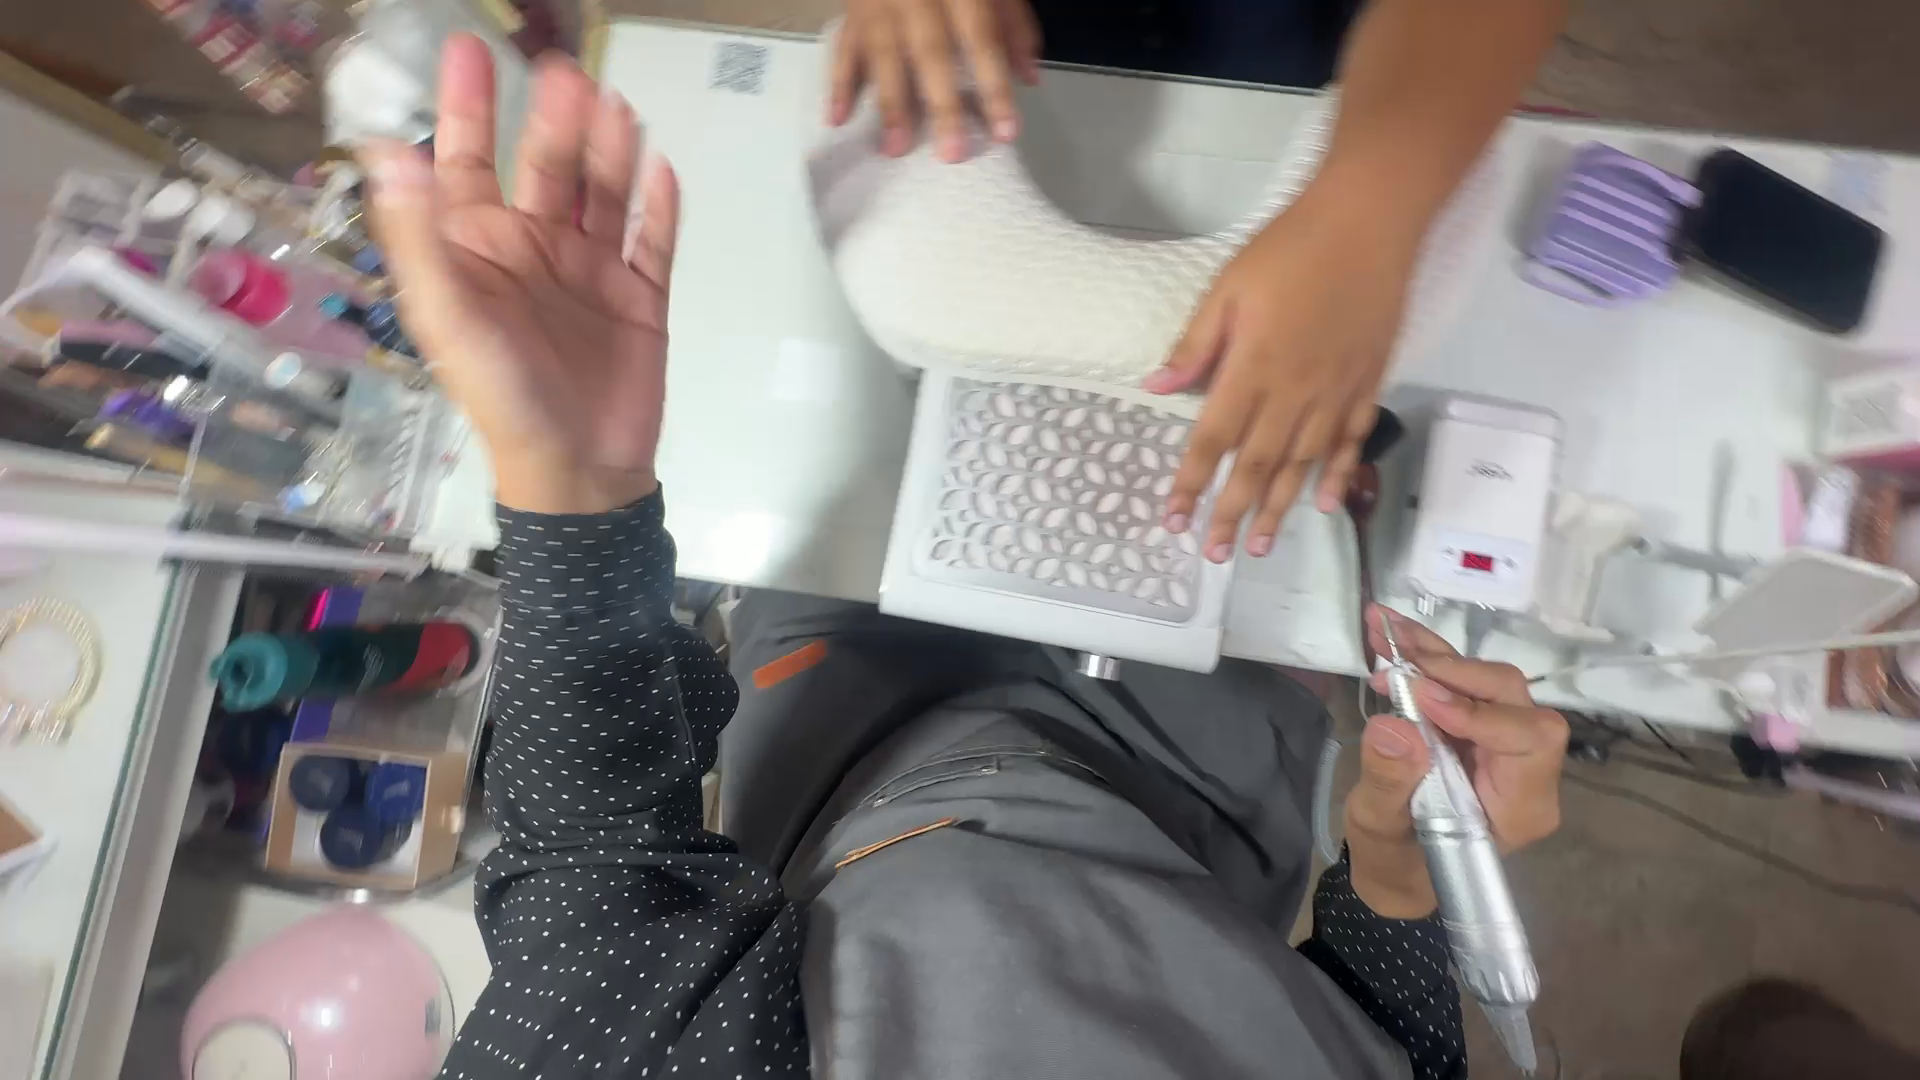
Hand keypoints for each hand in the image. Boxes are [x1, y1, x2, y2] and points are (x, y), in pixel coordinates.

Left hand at [356, 37, 677, 514]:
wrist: (581, 463)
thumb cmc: (505, 395)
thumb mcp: (447, 319)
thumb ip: (419, 238)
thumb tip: (388, 147)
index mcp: (482, 248)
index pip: (469, 160)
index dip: (468, 106)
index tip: (475, 46)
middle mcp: (539, 250)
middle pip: (550, 168)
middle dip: (558, 119)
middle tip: (571, 74)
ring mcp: (595, 273)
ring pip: (607, 197)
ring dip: (612, 152)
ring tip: (619, 108)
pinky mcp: (643, 300)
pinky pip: (654, 246)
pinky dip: (660, 210)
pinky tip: (662, 172)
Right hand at [830, 0, 1040, 160]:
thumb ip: (1012, 22)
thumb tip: (1028, 76)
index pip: (982, 37)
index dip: (995, 86)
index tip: (1005, 132)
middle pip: (931, 51)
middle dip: (942, 105)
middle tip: (951, 154)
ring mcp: (879, 1)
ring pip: (883, 53)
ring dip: (889, 103)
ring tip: (894, 149)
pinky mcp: (853, 11)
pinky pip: (843, 47)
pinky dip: (838, 84)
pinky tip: (838, 119)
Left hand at [1145, 190, 1417, 561]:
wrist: (1370, 220)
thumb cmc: (1287, 251)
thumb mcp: (1225, 291)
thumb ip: (1193, 347)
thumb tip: (1154, 389)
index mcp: (1252, 370)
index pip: (1211, 442)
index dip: (1190, 484)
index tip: (1173, 519)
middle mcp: (1293, 393)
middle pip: (1255, 466)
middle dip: (1231, 513)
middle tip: (1215, 554)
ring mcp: (1335, 392)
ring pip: (1300, 465)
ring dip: (1278, 508)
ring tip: (1262, 547)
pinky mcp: (1367, 383)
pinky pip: (1348, 441)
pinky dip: (1335, 476)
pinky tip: (1323, 506)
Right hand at [1343, 605, 1568, 917]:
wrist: (1394, 866)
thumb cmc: (1393, 858)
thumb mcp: (1381, 826)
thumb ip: (1391, 781)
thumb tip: (1395, 726)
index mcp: (1518, 803)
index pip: (1528, 740)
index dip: (1479, 711)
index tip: (1420, 697)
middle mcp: (1521, 767)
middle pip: (1513, 700)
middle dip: (1455, 672)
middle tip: (1395, 659)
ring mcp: (1498, 744)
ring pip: (1485, 682)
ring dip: (1433, 652)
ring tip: (1383, 626)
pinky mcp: (1471, 728)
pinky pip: (1458, 683)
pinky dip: (1423, 656)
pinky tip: (1388, 637)